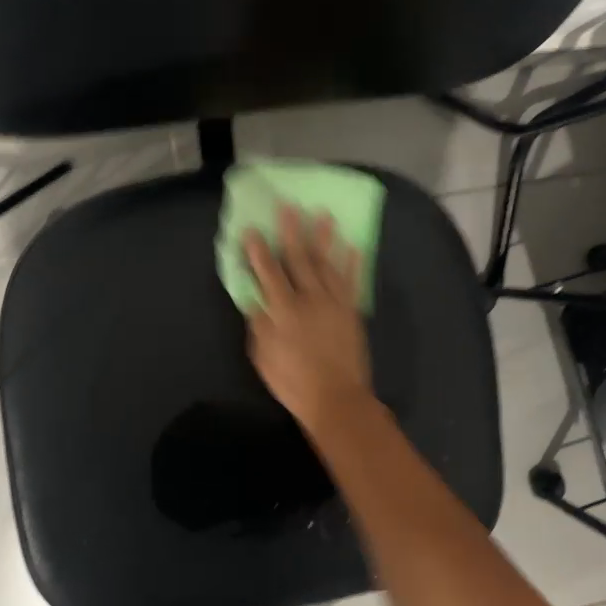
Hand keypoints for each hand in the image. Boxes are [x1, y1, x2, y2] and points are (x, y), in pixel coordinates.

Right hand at [243, 205, 372, 429]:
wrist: (337, 399)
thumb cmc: (293, 382)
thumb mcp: (264, 356)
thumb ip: (259, 324)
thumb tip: (255, 297)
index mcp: (284, 310)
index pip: (268, 273)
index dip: (259, 251)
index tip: (252, 230)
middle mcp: (310, 299)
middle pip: (299, 259)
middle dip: (292, 231)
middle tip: (288, 206)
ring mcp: (334, 303)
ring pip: (327, 263)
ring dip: (324, 238)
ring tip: (323, 214)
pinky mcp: (351, 311)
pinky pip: (352, 281)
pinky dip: (352, 263)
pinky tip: (353, 246)